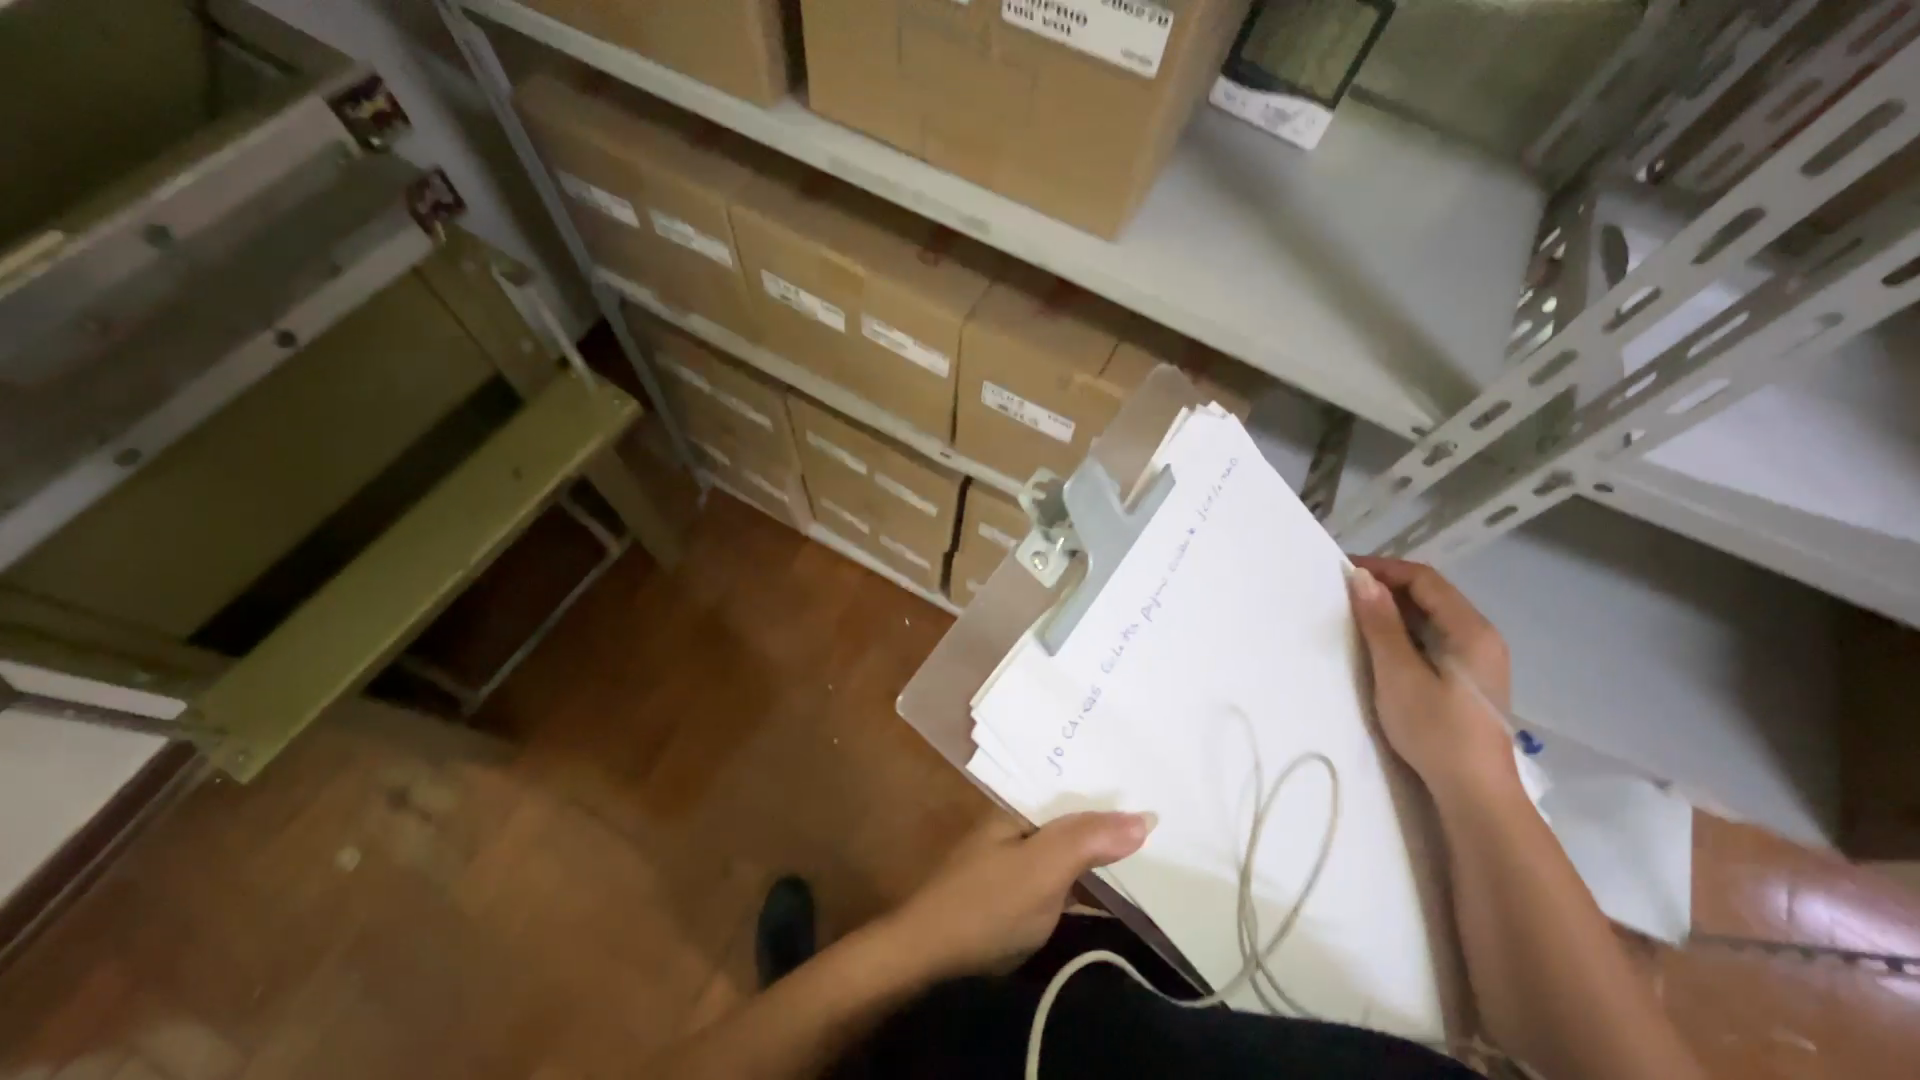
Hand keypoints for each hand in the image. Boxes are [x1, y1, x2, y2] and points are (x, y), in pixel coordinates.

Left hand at [882, 812, 1151, 979]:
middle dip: (1116, 819)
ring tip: (1162, 847)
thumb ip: (1090, 840)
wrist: (931, 957)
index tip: (1161, 782)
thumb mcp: (1043, 869)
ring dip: (1108, 852)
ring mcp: (1020, 862)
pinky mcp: (1023, 896)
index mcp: (1020, 808)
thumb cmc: (987, 905)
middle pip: (1076, 818)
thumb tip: (1147, 816)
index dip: (1115, 786)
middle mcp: (1020, 827)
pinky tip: (1125, 889)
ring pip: (1074, 850)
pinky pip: (1068, 879)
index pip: (1075, 785)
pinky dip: (1094, 882)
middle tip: (1173, 816)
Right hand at [1348, 556, 1518, 798]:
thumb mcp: (1399, 674)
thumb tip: (1361, 578)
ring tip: (1356, 618)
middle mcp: (1481, 637)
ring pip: (1433, 619)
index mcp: (1471, 630)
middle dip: (1387, 588)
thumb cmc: (1436, 730)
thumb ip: (1380, 624)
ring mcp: (1479, 660)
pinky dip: (1406, 634)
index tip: (1343, 572)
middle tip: (1343, 594)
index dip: (1384, 569)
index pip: (1425, 580)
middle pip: (1432, 596)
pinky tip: (1382, 648)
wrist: (1474, 791)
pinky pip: (1435, 640)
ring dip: (1395, 612)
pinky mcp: (1469, 680)